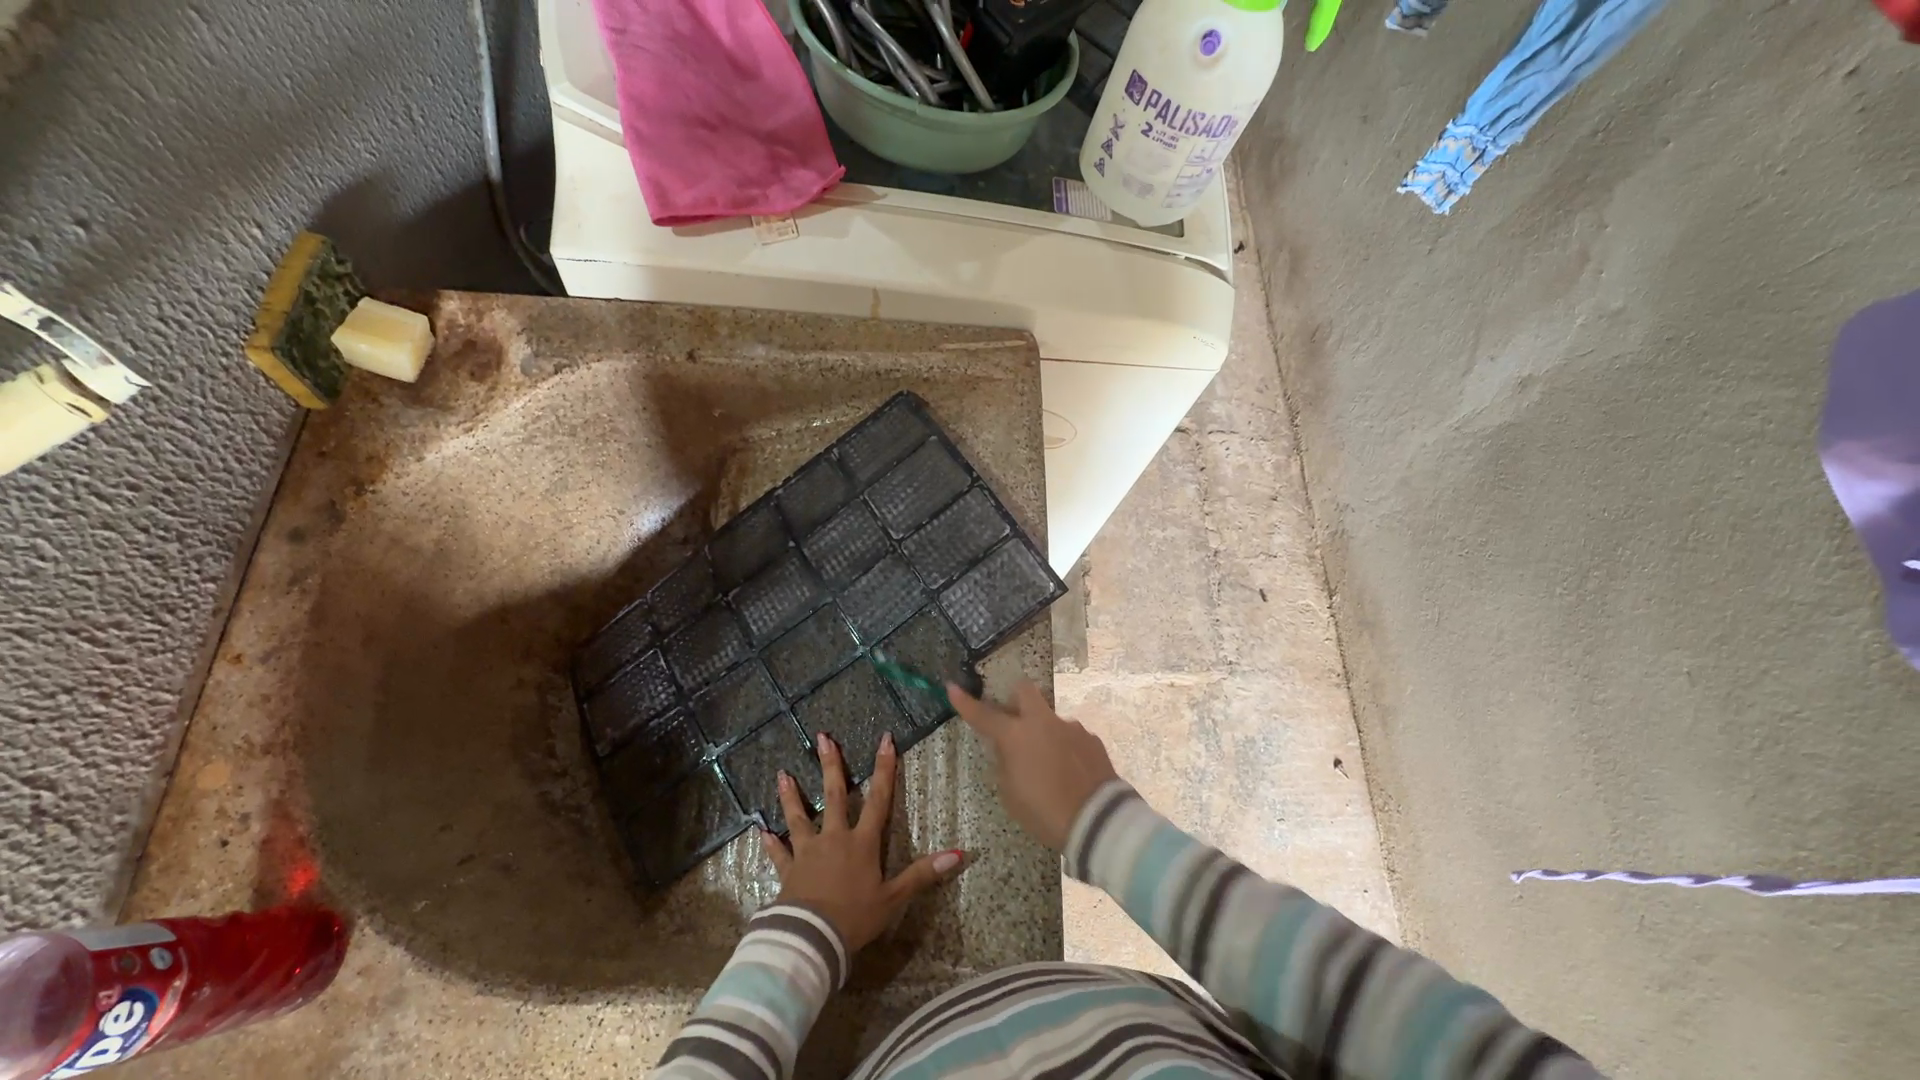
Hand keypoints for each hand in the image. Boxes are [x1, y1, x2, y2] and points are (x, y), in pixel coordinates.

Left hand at [761, 731, 965, 952]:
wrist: (812, 937)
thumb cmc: (856, 916)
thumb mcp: (894, 897)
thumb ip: (923, 874)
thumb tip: (959, 853)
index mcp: (862, 842)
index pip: (878, 799)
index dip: (884, 769)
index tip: (884, 739)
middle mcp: (834, 838)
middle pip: (834, 796)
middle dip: (831, 765)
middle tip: (822, 737)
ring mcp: (808, 852)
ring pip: (799, 817)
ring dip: (791, 796)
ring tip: (783, 774)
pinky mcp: (789, 871)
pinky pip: (780, 854)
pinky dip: (771, 843)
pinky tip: (762, 832)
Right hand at [950, 681, 1118, 852]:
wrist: (1097, 820)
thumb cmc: (1044, 812)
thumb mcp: (1011, 794)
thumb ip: (1006, 765)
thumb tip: (1009, 751)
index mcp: (1016, 736)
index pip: (983, 714)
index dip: (965, 702)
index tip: (952, 687)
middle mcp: (1043, 723)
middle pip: (1024, 691)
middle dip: (1014, 698)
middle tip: (1013, 720)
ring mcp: (1071, 728)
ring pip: (1050, 719)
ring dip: (1044, 733)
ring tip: (1049, 766)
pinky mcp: (1092, 740)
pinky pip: (1071, 737)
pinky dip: (1065, 749)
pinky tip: (1070, 773)